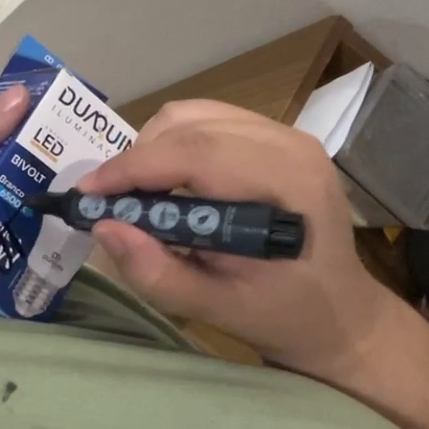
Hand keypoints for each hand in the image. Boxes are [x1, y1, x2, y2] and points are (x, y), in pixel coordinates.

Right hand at [76, 100, 398, 379]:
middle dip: (135, 159)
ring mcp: (285, 133)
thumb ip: (158, 273)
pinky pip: (205, 120)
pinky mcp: (275, 135)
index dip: (132, 168)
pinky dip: (172, 145)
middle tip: (109, 202)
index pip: (195, 152)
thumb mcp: (217, 308)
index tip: (87, 194)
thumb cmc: (281, 314)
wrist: (340, 312)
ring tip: (138, 194)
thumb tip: (104, 228)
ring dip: (151, 149)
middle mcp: (288, 144)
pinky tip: (168, 182)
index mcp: (286, 184)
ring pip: (190, 115)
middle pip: (187, 124)